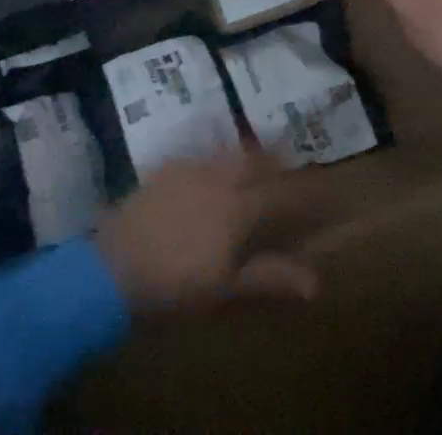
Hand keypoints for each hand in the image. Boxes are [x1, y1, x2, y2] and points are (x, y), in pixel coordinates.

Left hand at [92, 150, 317, 313]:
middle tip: (293, 160)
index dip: (309, 193)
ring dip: (245, 152)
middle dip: (277, 160)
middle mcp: (214, 180)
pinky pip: (193, 154)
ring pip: (223, 153)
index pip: (283, 195)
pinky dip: (211, 152)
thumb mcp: (226, 290)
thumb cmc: (173, 286)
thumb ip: (270, 278)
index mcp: (237, 208)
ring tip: (258, 153)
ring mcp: (182, 172)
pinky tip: (209, 159)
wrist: (110, 270)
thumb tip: (317, 282)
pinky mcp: (158, 173)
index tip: (331, 190)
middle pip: (253, 161)